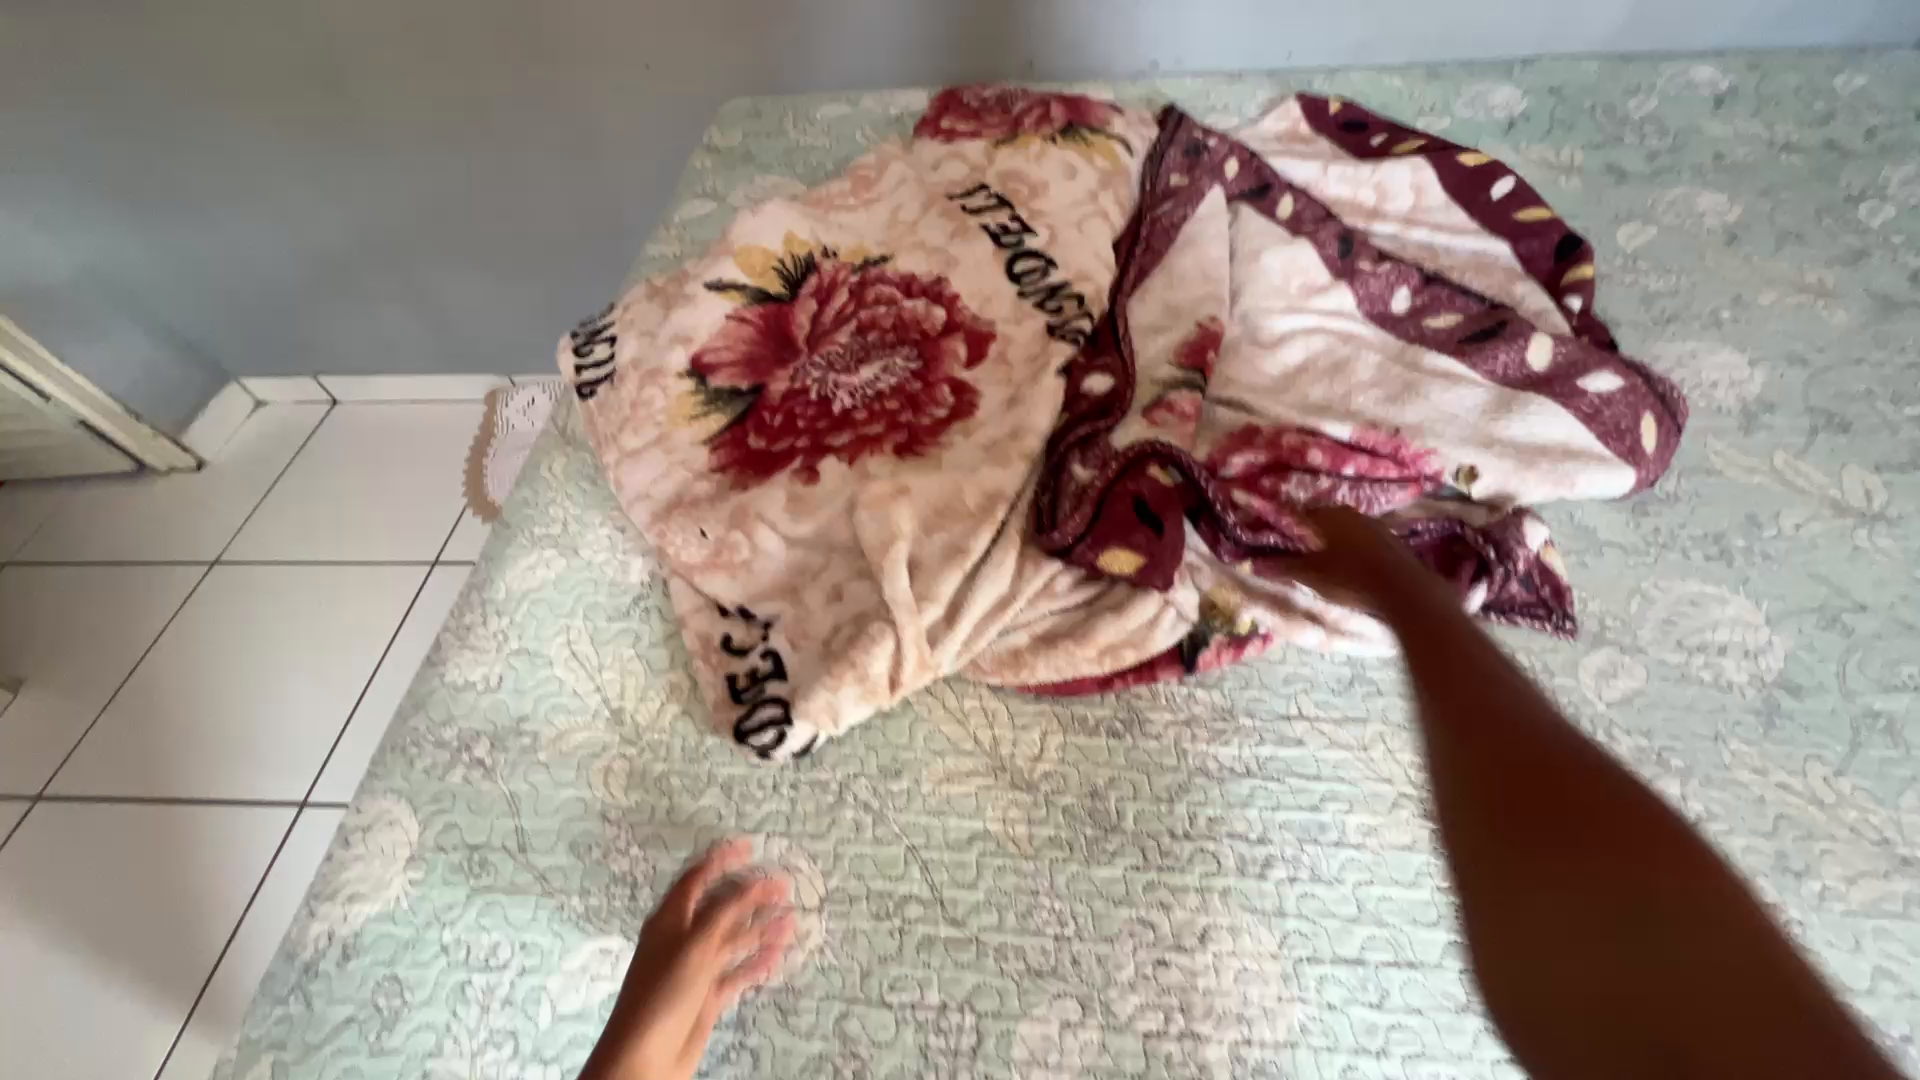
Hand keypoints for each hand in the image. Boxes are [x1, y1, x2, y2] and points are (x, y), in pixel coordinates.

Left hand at [578, 838, 796, 1079]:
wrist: (643, 1060)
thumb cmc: (663, 992)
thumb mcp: (695, 944)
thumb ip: (726, 911)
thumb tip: (754, 882)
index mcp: (671, 919)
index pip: (697, 877)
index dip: (722, 859)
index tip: (750, 846)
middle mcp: (683, 938)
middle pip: (721, 907)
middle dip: (751, 895)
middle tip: (784, 885)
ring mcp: (695, 968)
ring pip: (733, 940)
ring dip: (761, 928)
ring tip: (792, 920)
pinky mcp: (706, 995)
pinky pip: (736, 971)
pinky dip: (756, 962)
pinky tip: (778, 954)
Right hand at [1289, 506, 1440, 618]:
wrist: (1405, 591)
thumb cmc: (1350, 578)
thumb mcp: (1311, 575)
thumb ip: (1283, 567)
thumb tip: (1253, 563)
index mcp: (1327, 516)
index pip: (1298, 514)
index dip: (1285, 526)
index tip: (1275, 538)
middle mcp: (1350, 513)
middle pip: (1322, 519)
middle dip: (1309, 532)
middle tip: (1297, 549)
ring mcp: (1374, 524)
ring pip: (1344, 528)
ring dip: (1332, 539)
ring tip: (1321, 557)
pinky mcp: (1390, 540)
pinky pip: (1361, 538)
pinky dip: (1351, 547)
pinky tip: (1348, 563)